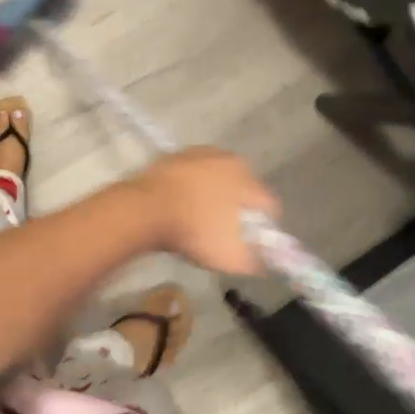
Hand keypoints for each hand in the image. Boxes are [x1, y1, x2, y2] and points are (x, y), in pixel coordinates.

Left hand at [131, 148, 280, 275]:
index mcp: (248, 178)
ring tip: (202, 218)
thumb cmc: (195, 232)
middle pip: (244, 187)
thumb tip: (264, 261)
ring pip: (217, 178)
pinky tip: (182, 204)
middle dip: (239, 207)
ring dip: (214, 195)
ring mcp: (199, 153)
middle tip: (227, 230)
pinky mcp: (175, 155)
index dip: (265, 226)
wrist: (145, 209)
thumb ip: (256, 260)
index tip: (253, 241)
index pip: (269, 204)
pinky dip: (192, 187)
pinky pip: (193, 175)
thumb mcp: (233, 258)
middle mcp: (228, 158)